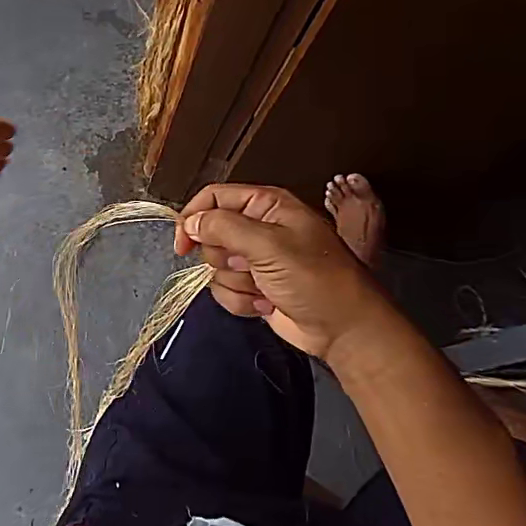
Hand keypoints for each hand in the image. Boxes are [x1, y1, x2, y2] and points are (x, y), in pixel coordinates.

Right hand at [174, 183, 397, 363]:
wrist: (343, 327)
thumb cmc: (315, 278)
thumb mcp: (269, 245)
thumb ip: (224, 227)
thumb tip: (191, 221)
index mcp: (267, 205)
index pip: (215, 197)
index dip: (194, 217)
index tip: (183, 244)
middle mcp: (259, 228)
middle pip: (211, 235)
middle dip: (224, 258)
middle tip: (249, 266)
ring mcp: (257, 260)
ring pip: (217, 268)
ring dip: (237, 284)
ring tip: (266, 288)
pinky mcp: (256, 287)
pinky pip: (227, 291)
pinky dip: (243, 301)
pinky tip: (267, 304)